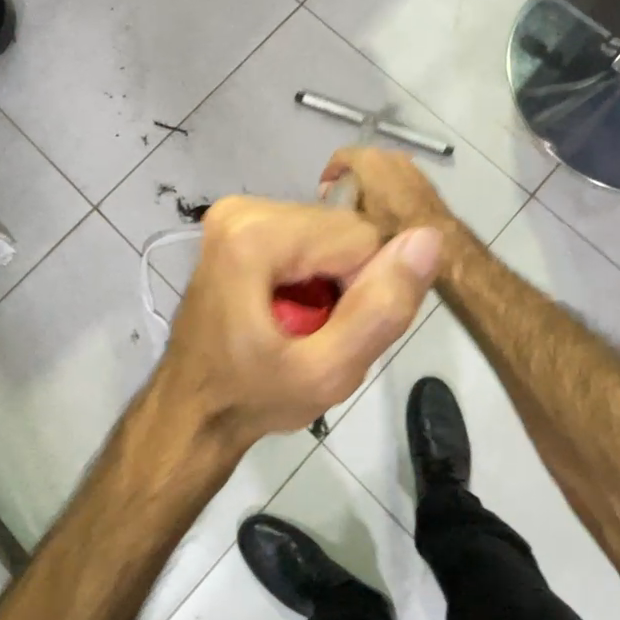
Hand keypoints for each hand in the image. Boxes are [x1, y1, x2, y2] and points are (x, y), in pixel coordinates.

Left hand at [159, 196, 441, 446]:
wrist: (190, 412)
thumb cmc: (252, 399)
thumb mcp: (327, 373)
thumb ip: (381, 308)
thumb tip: (429, 238)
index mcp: (256, 235)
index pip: (362, 238)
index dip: (363, 293)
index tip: (330, 335)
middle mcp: (242, 208)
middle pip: (344, 230)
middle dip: (346, 283)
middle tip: (316, 335)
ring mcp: (237, 211)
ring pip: (332, 232)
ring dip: (332, 280)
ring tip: (300, 325)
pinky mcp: (239, 222)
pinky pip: (309, 235)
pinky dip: (312, 273)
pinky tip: (288, 309)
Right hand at [320, 147, 457, 238]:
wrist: (438, 238)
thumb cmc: (390, 228)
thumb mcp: (354, 219)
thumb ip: (338, 201)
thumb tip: (328, 194)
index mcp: (370, 159)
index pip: (340, 157)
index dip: (329, 174)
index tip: (323, 193)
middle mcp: (390, 154)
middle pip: (361, 161)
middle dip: (349, 179)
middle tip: (340, 201)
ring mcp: (410, 164)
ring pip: (381, 169)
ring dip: (369, 184)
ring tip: (361, 208)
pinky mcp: (423, 178)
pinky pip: (397, 178)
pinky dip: (386, 188)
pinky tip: (385, 211)